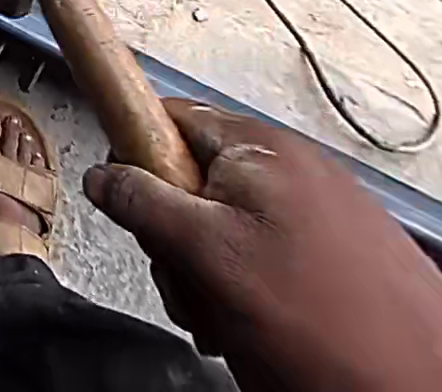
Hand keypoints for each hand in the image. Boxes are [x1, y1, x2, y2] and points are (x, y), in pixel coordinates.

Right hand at [83, 99, 441, 391]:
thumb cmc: (328, 323)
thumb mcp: (207, 253)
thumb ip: (141, 202)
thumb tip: (99, 175)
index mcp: (261, 148)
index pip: (169, 117)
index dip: (136, 151)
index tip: (127, 197)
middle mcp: (292, 166)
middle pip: (191, 173)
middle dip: (172, 228)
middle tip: (184, 274)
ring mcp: (321, 209)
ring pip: (222, 217)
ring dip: (204, 264)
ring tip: (223, 312)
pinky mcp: (342, 251)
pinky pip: (262, 247)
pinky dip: (243, 280)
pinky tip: (253, 322)